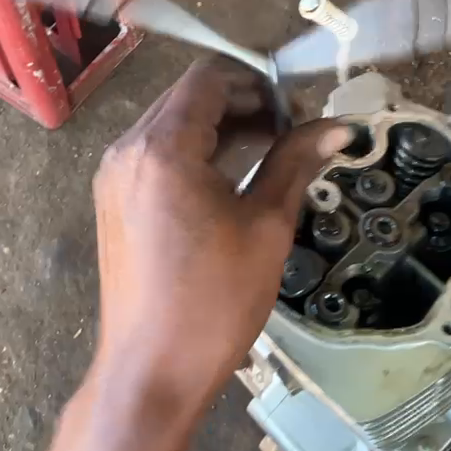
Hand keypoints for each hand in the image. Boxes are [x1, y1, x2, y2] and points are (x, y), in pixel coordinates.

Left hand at [24, 60, 351, 450]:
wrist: (151, 372)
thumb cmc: (214, 300)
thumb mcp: (266, 226)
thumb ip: (296, 162)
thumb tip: (338, 127)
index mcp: (163, 147)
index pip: (208, 78)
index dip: (256, 84)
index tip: (293, 111)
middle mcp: (128, 147)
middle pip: (187, 96)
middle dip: (240, 102)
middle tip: (288, 131)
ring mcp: (114, 173)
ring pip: (171, 122)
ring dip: (218, 125)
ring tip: (268, 152)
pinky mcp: (113, 197)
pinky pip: (155, 151)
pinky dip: (193, 150)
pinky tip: (229, 176)